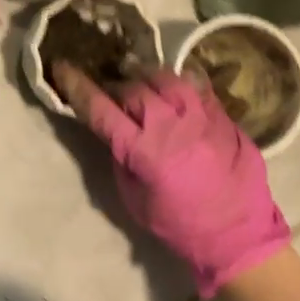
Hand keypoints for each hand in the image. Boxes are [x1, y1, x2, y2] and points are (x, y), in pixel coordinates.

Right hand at [54, 64, 290, 297]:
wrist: (237, 233)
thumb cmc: (176, 222)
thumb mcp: (133, 194)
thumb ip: (122, 156)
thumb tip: (116, 128)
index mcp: (143, 151)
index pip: (101, 109)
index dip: (77, 86)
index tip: (62, 67)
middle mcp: (171, 126)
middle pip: (133, 88)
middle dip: (115, 87)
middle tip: (110, 93)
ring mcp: (202, 117)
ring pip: (166, 78)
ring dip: (146, 78)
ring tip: (140, 83)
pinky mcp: (224, 116)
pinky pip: (198, 84)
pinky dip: (180, 81)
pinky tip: (173, 87)